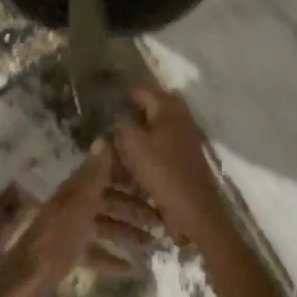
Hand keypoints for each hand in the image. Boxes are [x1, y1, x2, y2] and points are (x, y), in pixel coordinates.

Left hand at [0, 141, 158, 296]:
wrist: (25, 282)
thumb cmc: (55, 240)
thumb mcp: (78, 206)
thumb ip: (94, 175)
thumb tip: (104, 138)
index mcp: (76, 190)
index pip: (106, 174)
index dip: (128, 177)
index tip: (155, 182)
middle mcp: (74, 205)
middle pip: (109, 202)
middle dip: (134, 209)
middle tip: (162, 222)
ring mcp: (71, 231)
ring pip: (105, 227)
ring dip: (128, 234)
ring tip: (154, 246)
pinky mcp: (69, 254)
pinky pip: (95, 252)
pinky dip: (111, 259)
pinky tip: (130, 269)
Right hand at [113, 85, 228, 244]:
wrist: (193, 207)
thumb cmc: (161, 170)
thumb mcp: (133, 143)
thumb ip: (122, 123)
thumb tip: (117, 112)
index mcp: (167, 105)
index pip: (140, 89)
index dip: (121, 94)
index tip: (103, 102)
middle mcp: (180, 114)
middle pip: (151, 106)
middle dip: (132, 112)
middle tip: (111, 123)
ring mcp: (186, 134)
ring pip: (157, 124)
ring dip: (140, 129)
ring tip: (119, 141)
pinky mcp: (187, 154)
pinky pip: (163, 142)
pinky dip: (150, 145)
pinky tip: (135, 157)